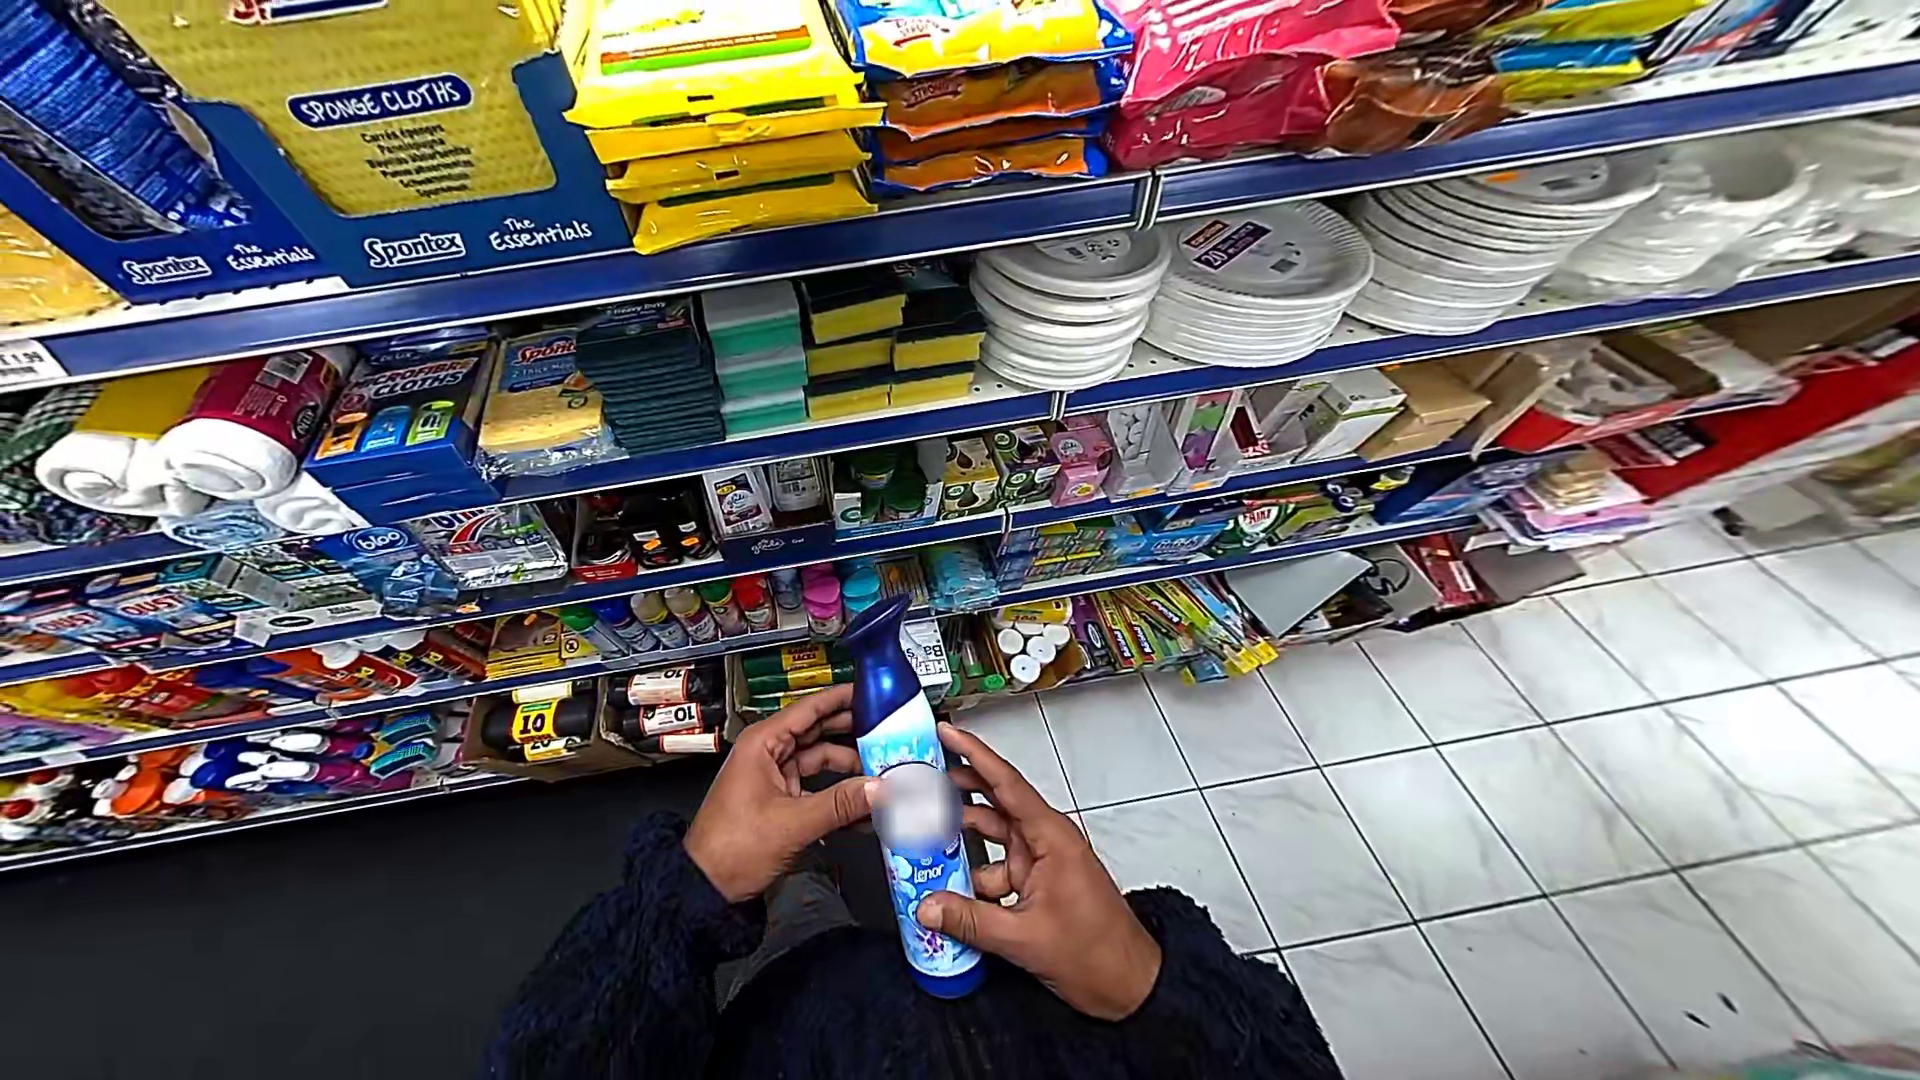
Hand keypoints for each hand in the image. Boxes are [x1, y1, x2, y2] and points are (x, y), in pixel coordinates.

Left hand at [683, 684, 873, 903]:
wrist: (702, 891)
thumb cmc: (732, 848)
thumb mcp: (792, 823)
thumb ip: (841, 804)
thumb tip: (881, 789)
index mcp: (764, 742)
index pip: (810, 708)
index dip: (842, 698)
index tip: (872, 692)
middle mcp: (770, 752)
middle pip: (819, 732)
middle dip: (853, 732)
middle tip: (888, 730)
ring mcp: (776, 776)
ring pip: (822, 761)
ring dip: (851, 769)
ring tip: (884, 771)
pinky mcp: (782, 800)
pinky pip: (818, 788)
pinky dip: (839, 796)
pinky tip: (865, 809)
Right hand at [916, 723, 1161, 1020]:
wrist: (1130, 987)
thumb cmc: (1099, 953)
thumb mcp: (1025, 938)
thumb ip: (970, 921)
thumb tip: (929, 905)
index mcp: (1050, 835)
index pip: (1006, 781)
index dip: (974, 753)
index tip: (949, 732)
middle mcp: (1044, 838)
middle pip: (994, 801)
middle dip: (958, 788)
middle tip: (924, 775)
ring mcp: (1039, 859)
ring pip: (992, 835)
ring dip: (962, 836)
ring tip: (925, 832)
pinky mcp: (1035, 880)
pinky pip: (996, 867)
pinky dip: (973, 874)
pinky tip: (950, 887)